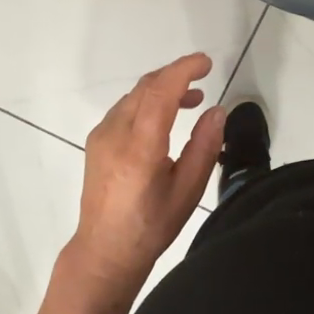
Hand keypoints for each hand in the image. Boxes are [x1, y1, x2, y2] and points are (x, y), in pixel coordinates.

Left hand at [69, 53, 225, 290]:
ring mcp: (101, 136)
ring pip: (133, 96)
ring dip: (161, 88)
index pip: (160, 92)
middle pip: (145, 87)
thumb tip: (216, 110)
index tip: (206, 63)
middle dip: (175, 75)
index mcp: (140, 148)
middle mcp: (115, 134)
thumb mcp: (187, 191)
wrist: (104, 249)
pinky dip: (147, 102)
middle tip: (204, 76)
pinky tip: (164, 117)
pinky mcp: (96, 141)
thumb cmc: (151, 226)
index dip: (183, 70)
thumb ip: (204, 147)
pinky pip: (124, 109)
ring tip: (191, 99)